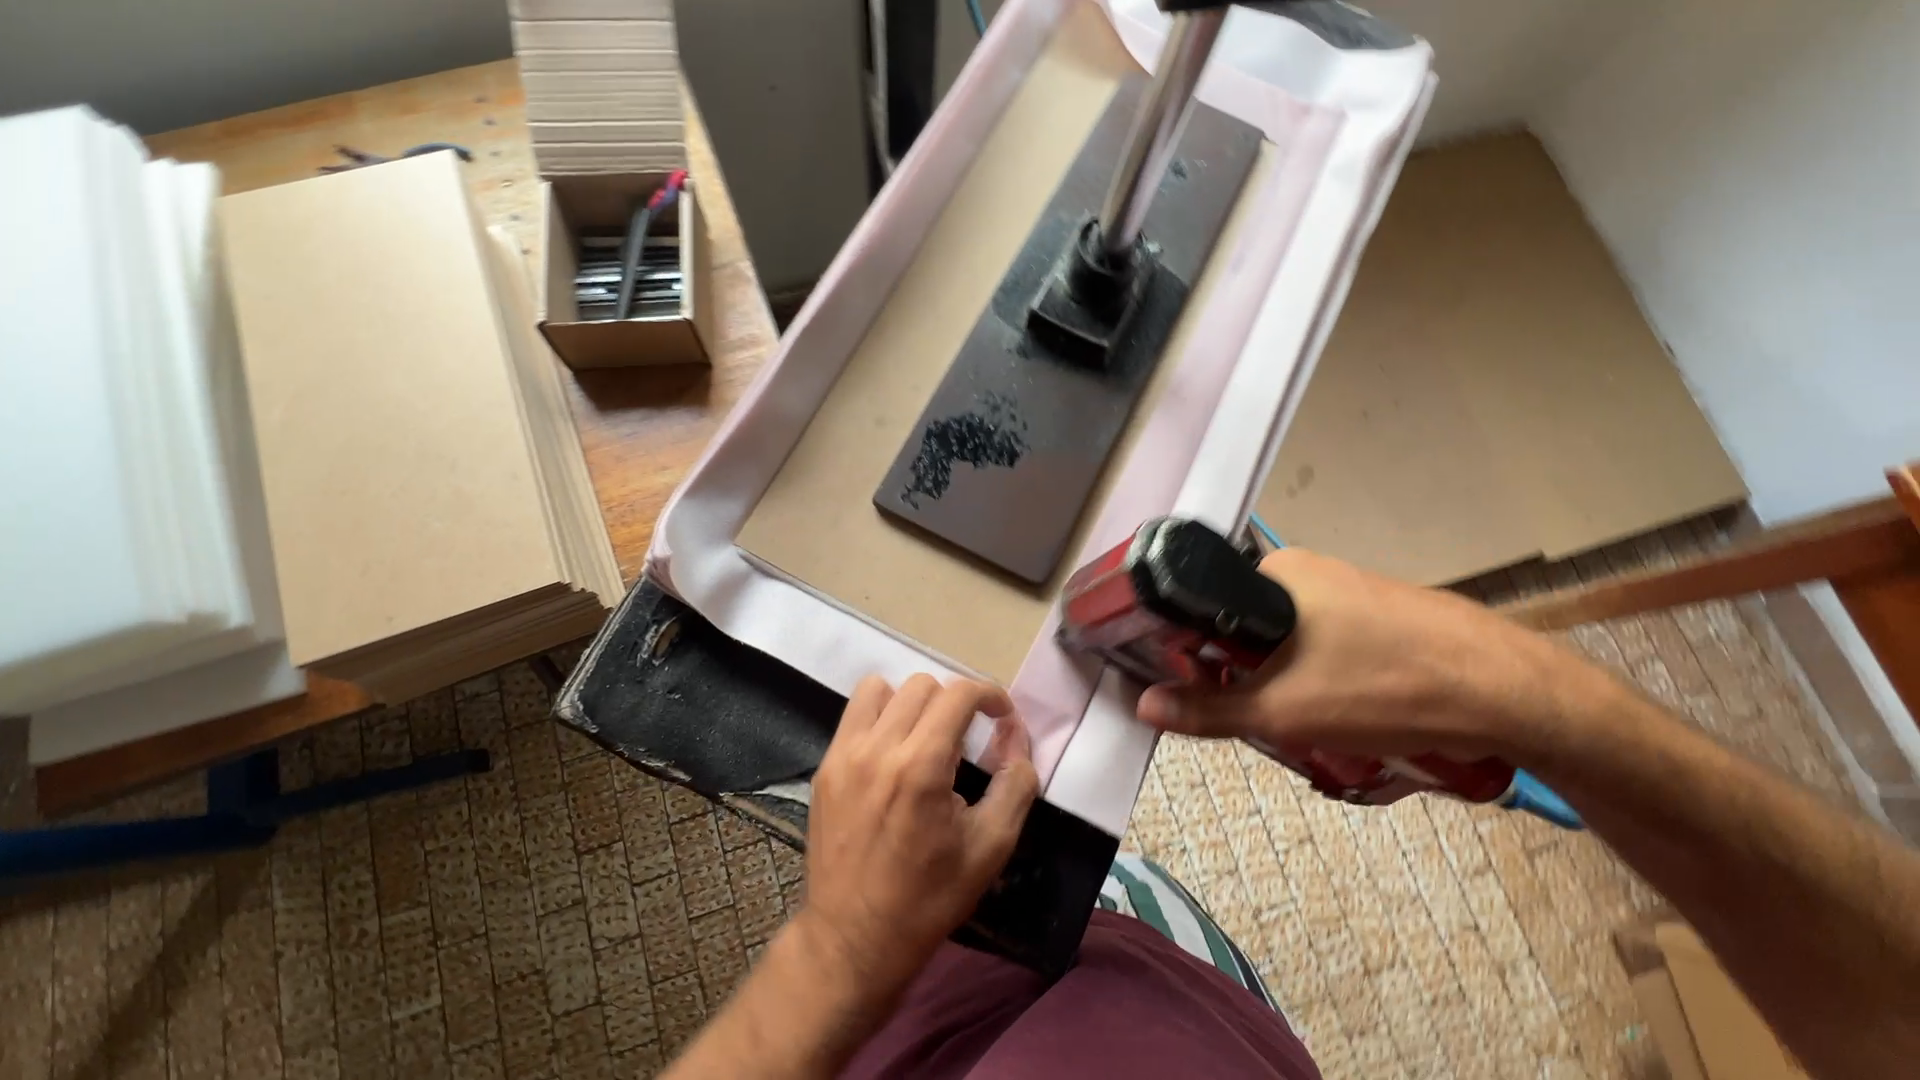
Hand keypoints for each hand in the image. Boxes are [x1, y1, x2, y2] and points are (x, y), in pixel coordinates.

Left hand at [796, 675, 1039, 999]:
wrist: (855, 938)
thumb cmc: (930, 897)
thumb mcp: (992, 846)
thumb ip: (1016, 782)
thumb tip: (1016, 736)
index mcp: (921, 766)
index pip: (958, 693)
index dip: (990, 695)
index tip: (1002, 718)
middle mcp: (877, 749)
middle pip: (922, 685)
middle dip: (954, 702)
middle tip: (966, 739)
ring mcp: (843, 756)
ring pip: (880, 688)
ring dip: (911, 703)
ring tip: (925, 739)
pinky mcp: (824, 769)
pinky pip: (854, 716)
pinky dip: (880, 720)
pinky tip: (892, 758)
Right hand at [1136, 548, 1593, 761]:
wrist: (1510, 695)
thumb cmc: (1382, 689)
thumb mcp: (1282, 711)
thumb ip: (1208, 709)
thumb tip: (1144, 707)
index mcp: (1278, 572)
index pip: (1205, 605)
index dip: (1190, 652)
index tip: (1195, 693)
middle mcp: (1312, 570)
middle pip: (1246, 628)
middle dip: (1245, 676)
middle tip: (1262, 719)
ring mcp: (1354, 591)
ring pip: (1290, 643)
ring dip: (1287, 683)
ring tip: (1312, 724)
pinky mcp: (1388, 616)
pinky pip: (1330, 647)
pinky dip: (1325, 680)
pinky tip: (1351, 713)